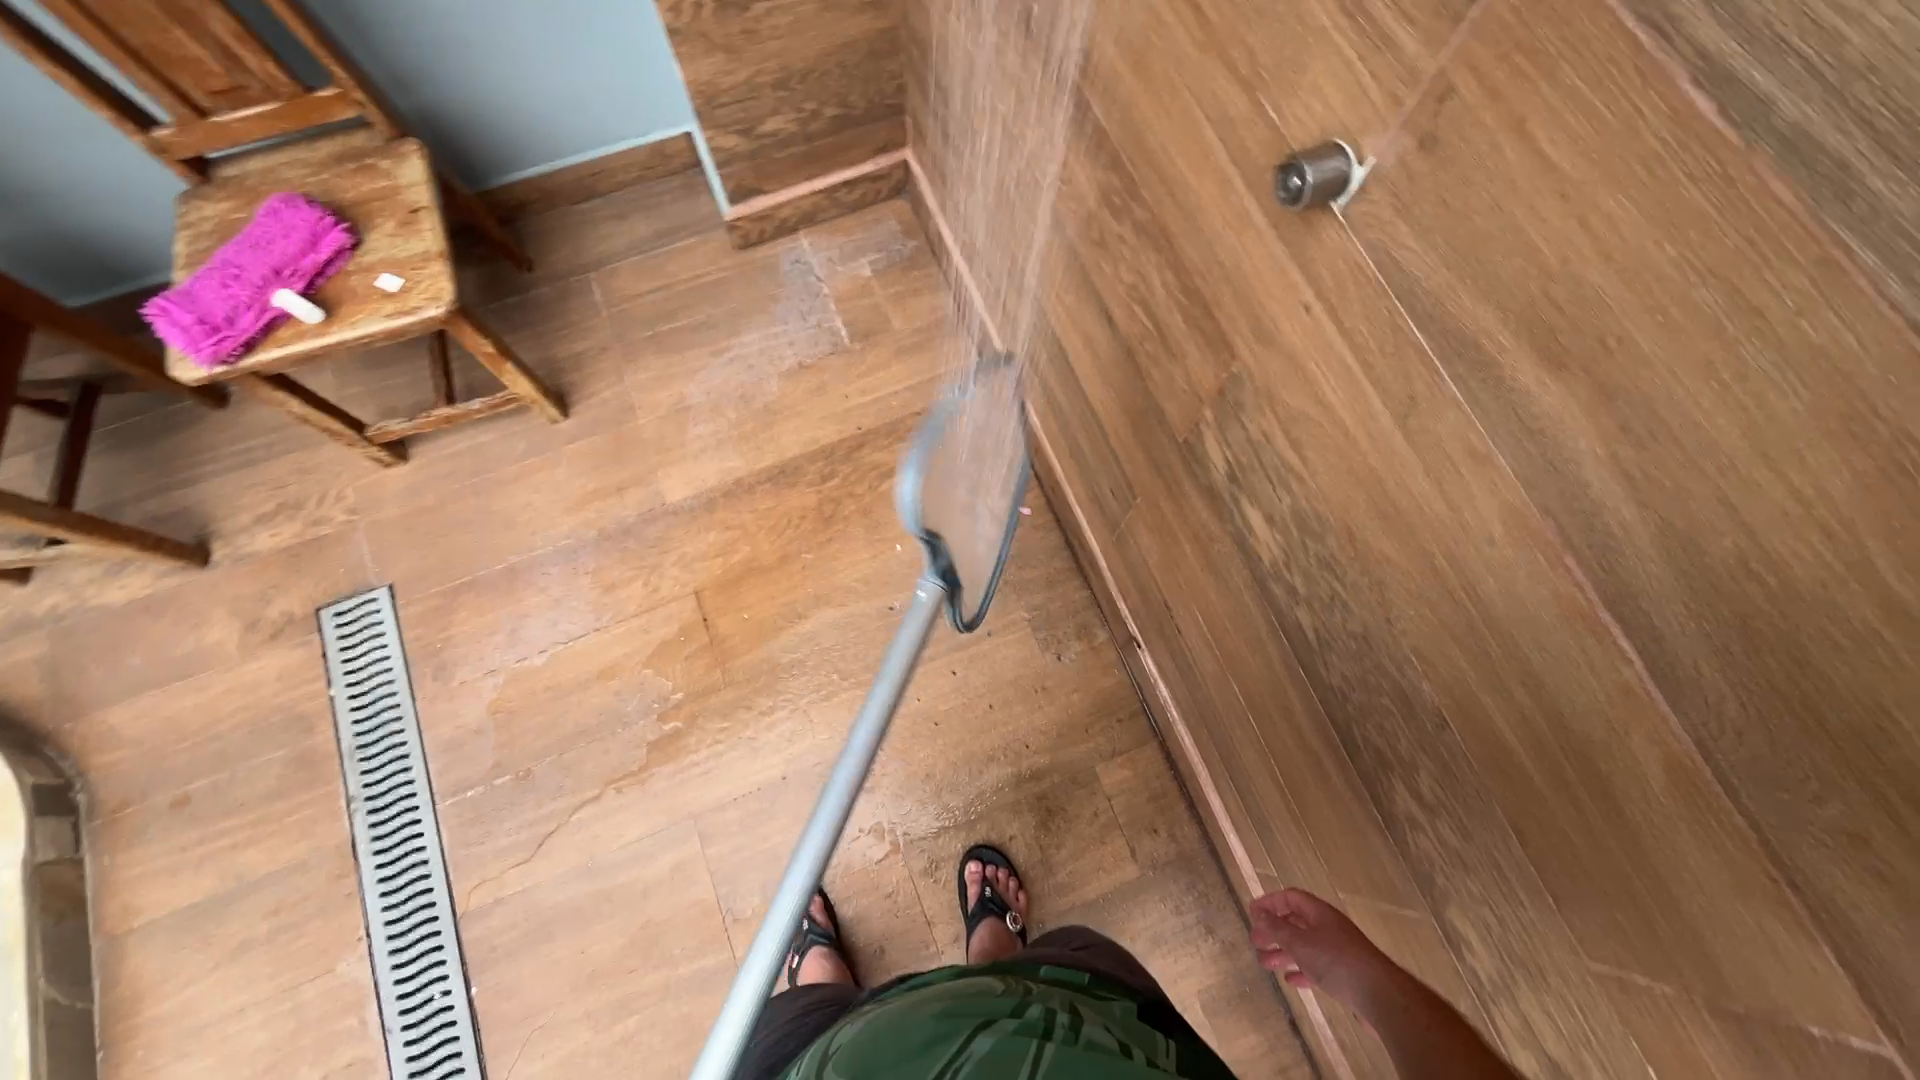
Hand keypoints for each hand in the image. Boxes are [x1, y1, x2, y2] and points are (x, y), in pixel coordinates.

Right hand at [1249, 887, 1394, 1007]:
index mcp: (1319, 913)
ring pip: (1304, 946)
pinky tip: (1291, 980)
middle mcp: (1329, 928)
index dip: (1270, 902)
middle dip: (1273, 931)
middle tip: (1255, 942)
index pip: (1290, 898)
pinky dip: (1302, 971)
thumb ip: (1277, 928)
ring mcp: (1338, 951)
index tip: (1252, 913)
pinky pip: (1317, 967)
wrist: (1379, 995)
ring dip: (1283, 953)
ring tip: (1265, 963)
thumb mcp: (1300, 942)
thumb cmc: (1336, 961)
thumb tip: (1259, 912)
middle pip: (1296, 922)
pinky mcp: (1344, 974)